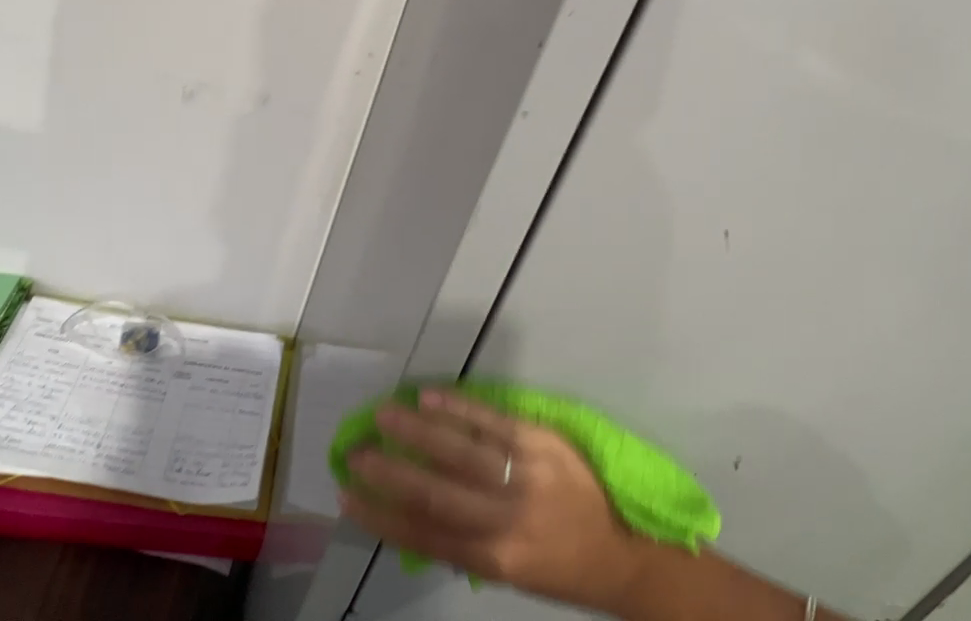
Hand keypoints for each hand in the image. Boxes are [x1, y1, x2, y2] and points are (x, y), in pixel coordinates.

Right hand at [340, 389, 646, 611]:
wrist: (623, 551)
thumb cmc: (560, 566)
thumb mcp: (509, 572)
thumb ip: (464, 545)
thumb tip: (414, 517)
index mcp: (492, 558)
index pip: (423, 535)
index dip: (381, 516)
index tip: (347, 496)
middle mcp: (505, 519)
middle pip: (435, 491)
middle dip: (389, 472)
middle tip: (355, 452)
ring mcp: (525, 476)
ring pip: (459, 451)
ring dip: (416, 432)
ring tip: (383, 416)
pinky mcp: (543, 443)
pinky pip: (493, 422)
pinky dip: (458, 409)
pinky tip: (429, 398)